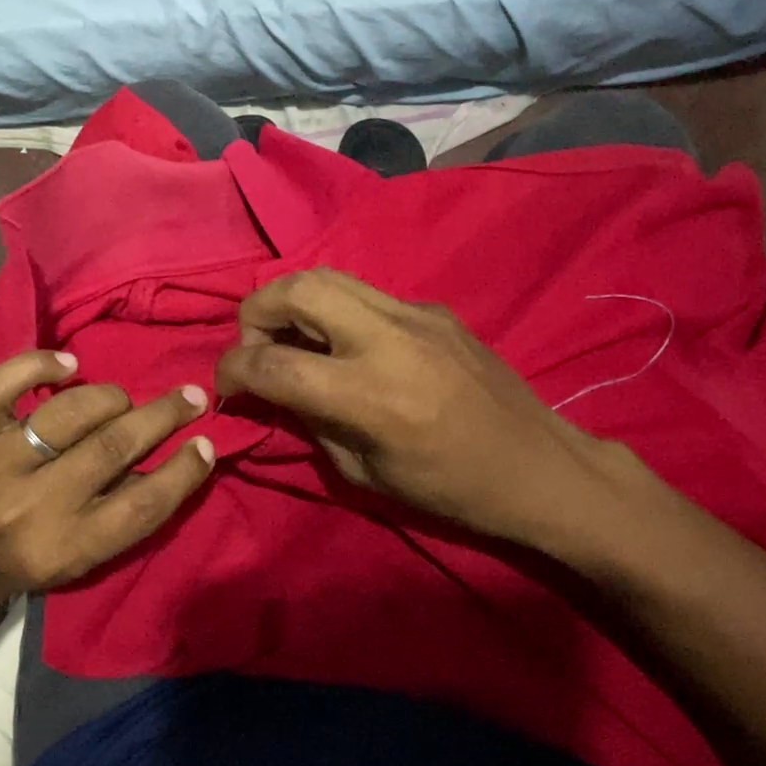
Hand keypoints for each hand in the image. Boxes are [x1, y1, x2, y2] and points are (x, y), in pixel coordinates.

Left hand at [0, 351, 215, 610]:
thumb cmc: (31, 555)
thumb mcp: (83, 557)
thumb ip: (124, 512)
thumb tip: (176, 453)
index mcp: (66, 546)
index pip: (139, 507)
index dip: (181, 473)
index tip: (207, 443)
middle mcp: (30, 507)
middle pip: (110, 449)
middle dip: (160, 417)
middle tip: (189, 398)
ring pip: (67, 413)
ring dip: (109, 397)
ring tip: (121, 400)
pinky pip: (1, 385)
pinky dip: (37, 365)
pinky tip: (69, 363)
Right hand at [214, 269, 647, 546]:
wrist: (539, 470)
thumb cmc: (449, 490)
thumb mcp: (362, 474)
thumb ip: (310, 423)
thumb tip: (273, 391)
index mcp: (368, 395)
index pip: (272, 362)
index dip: (231, 369)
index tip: (225, 385)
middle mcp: (387, 340)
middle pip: (296, 289)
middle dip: (256, 313)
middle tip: (255, 345)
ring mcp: (415, 315)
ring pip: (328, 276)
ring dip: (292, 301)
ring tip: (291, 337)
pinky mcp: (433, 309)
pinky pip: (366, 295)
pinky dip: (336, 312)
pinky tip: (348, 346)